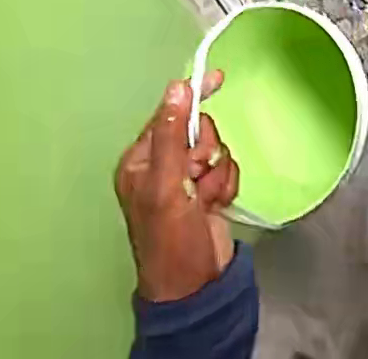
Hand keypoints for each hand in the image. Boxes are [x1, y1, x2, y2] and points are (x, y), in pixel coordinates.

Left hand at [114, 71, 240, 301]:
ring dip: (216, 173)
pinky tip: (214, 205)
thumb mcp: (167, 184)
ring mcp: (186, 177)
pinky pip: (225, 167)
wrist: (196, 288)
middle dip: (204, 152)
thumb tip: (177, 87)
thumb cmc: (170, 237)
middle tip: (196, 175)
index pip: (169, 113)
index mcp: (142, 159)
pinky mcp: (207, 189)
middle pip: (197, 129)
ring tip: (204, 199)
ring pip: (215, 148)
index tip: (216, 79)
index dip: (192, 97)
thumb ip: (172, 134)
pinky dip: (224, 185)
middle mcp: (162, 164)